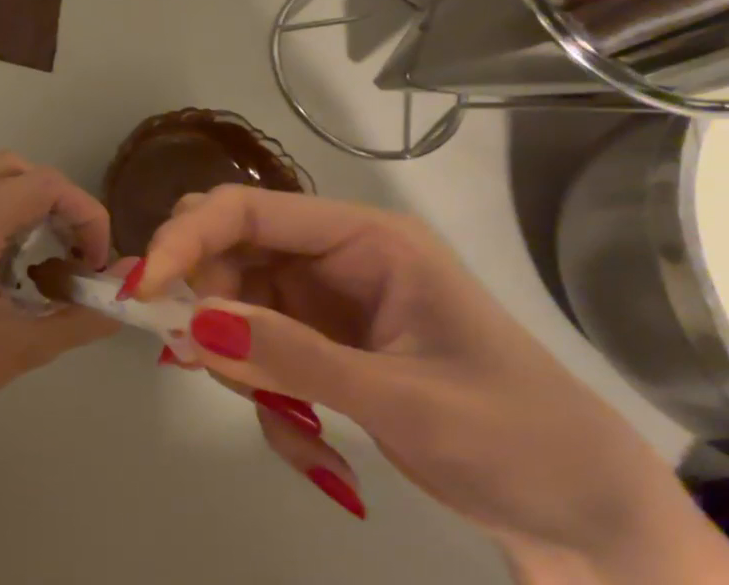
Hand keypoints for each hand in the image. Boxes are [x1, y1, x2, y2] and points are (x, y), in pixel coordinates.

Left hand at [0, 152, 121, 440]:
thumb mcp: (27, 345)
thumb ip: (85, 313)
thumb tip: (130, 286)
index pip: (44, 185)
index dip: (85, 215)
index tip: (94, 263)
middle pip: (19, 170)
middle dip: (60, 204)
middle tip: (76, 254)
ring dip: (26, 194)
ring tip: (44, 242)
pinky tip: (6, 239)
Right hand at [135, 185, 728, 579]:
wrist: (585, 517)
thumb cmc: (518, 440)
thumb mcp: (405, 401)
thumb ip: (292, 357)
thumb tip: (191, 323)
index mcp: (366, 241)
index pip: (245, 210)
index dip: (184, 237)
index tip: (143, 291)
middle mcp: (334, 259)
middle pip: (224, 253)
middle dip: (205, 306)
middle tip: (197, 360)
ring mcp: (322, 303)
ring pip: (229, 307)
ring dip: (239, 367)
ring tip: (292, 426)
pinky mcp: (316, 343)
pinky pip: (251, 352)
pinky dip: (261, 396)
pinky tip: (312, 444)